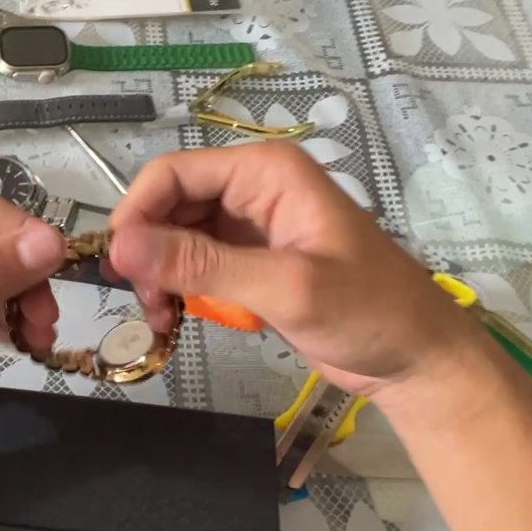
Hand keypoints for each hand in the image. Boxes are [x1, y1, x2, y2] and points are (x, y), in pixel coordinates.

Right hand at [107, 142, 476, 396]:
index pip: (172, 174)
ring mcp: (248, 227)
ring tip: (160, 318)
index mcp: (264, 172)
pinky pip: (193, 265)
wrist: (414, 358)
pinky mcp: (247, 262)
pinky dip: (177, 290)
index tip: (117, 268)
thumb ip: (202, 265)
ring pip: (174, 238)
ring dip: (158, 276)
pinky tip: (176, 319)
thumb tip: (121, 246)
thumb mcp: (284, 286)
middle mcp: (251, 189)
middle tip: (144, 304)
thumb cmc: (367, 311)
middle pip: (168, 205)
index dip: (136, 214)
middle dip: (147, 251)